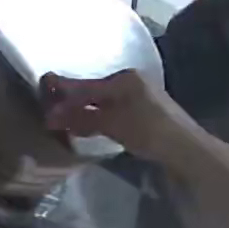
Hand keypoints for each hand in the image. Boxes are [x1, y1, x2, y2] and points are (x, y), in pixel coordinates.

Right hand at [40, 70, 202, 162]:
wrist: (185, 149)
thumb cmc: (147, 130)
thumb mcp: (110, 123)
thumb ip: (81, 118)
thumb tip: (51, 116)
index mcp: (124, 78)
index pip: (85, 84)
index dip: (63, 91)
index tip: (42, 88)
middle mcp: (131, 82)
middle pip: (94, 91)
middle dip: (72, 101)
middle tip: (50, 112)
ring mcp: (139, 97)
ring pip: (103, 102)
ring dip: (85, 112)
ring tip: (64, 122)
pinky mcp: (144, 113)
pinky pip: (113, 112)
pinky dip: (98, 119)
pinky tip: (88, 128)